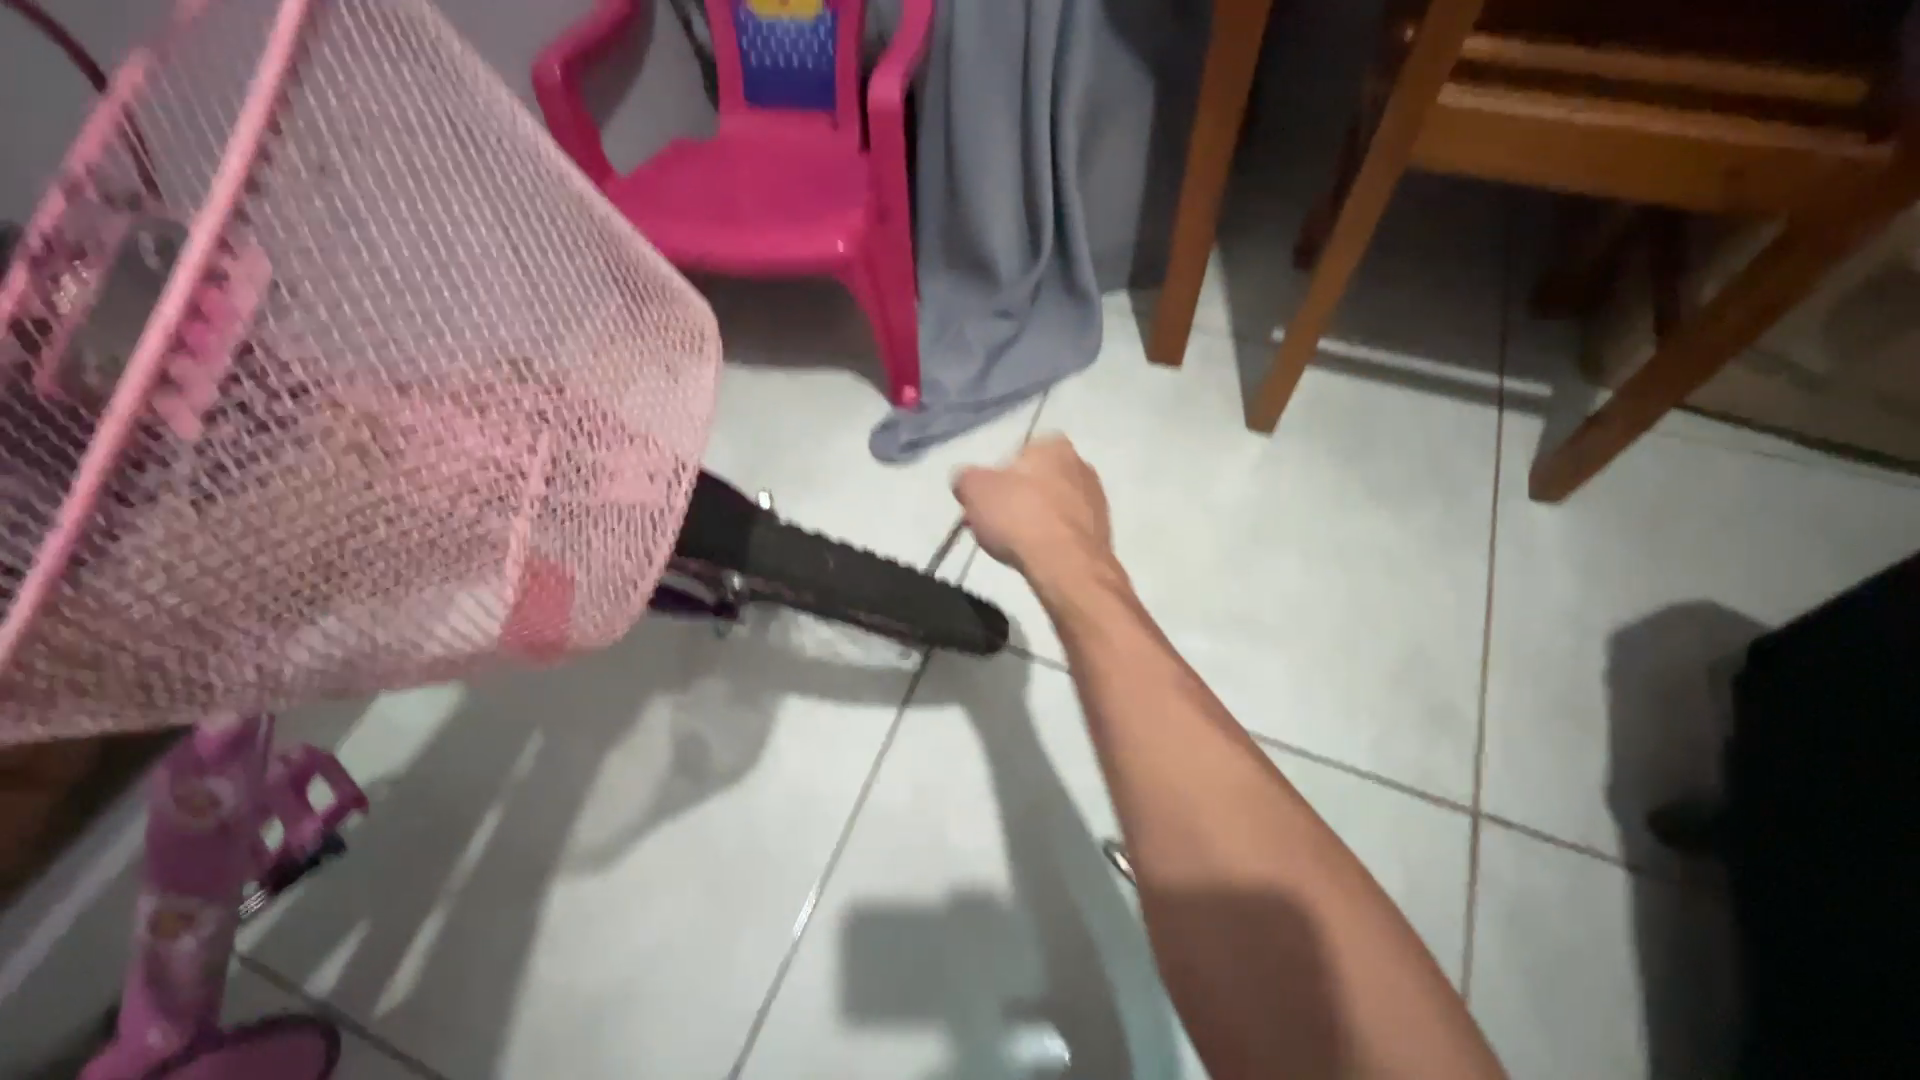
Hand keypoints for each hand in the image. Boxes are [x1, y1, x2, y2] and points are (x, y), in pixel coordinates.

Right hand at [953, 435, 1119, 590]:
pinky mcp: (1102, 530)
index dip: (995, 479)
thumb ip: (965, 479)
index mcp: (1053, 444)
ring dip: (1033, 521)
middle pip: (1034, 481)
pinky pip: (1066, 530)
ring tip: (1014, 545)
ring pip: (1051, 507)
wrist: (1067, 565)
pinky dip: (1051, 540)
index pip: (1016, 454)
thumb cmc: (1019, 517)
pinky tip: (1037, 555)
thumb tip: (966, 482)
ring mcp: (1096, 498)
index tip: (984, 503)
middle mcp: (1081, 464)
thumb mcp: (973, 490)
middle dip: (1014, 500)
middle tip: (994, 525)